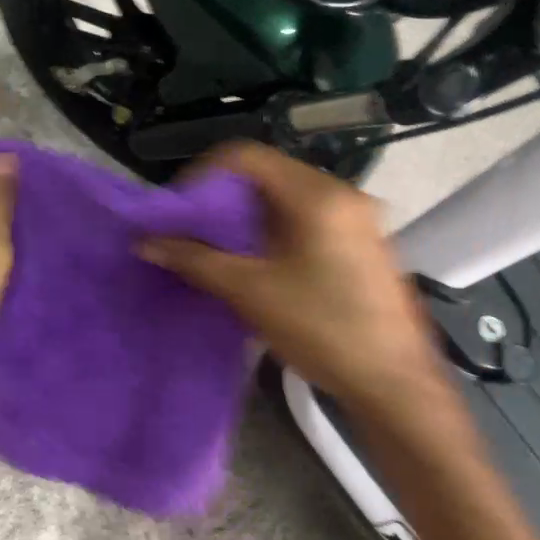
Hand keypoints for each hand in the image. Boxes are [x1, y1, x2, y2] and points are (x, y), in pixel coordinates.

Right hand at [138, 142, 435, 406]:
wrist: (392, 381)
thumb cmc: (321, 329)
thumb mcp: (250, 292)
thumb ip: (195, 260)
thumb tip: (147, 243)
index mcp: (316, 195)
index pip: (246, 157)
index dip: (202, 178)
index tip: (177, 212)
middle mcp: (340, 195)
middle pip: (266, 176)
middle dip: (221, 202)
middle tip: (188, 234)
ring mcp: (355, 220)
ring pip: (284, 201)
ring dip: (244, 221)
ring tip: (213, 254)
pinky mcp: (360, 244)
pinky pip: (305, 222)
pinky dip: (271, 235)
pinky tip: (252, 268)